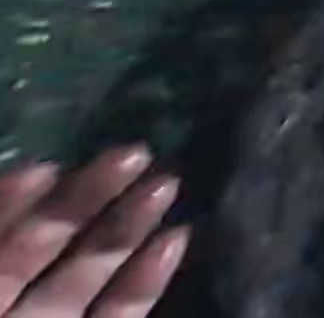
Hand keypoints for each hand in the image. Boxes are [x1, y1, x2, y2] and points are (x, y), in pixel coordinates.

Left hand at [0, 148, 188, 317]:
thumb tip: (29, 175)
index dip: (8, 203)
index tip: (47, 166)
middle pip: (36, 247)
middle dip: (84, 199)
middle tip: (132, 152)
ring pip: (86, 272)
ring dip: (127, 225)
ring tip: (167, 182)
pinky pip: (120, 313)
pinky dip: (148, 277)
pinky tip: (177, 237)